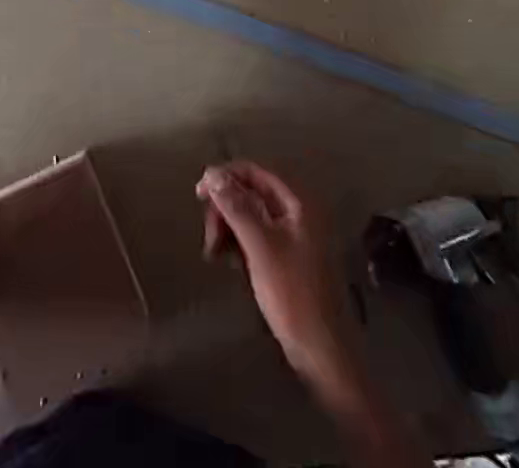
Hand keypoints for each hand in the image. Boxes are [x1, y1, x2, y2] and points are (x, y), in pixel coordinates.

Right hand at [197, 163, 432, 467]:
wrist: (321, 348)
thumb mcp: (260, 246)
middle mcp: (298, 209)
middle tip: (210, 238)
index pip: (255, 171)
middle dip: (225, 208)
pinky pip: (257, 236)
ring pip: (251, 215)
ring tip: (215, 254)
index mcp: (298, 200)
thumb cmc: (292, 292)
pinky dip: (240, 243)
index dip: (225, 176)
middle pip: (251, 192)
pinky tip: (229, 261)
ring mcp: (294, 233)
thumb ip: (236, 206)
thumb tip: (212, 173)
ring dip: (229, 227)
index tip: (197, 195)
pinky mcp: (288, 255)